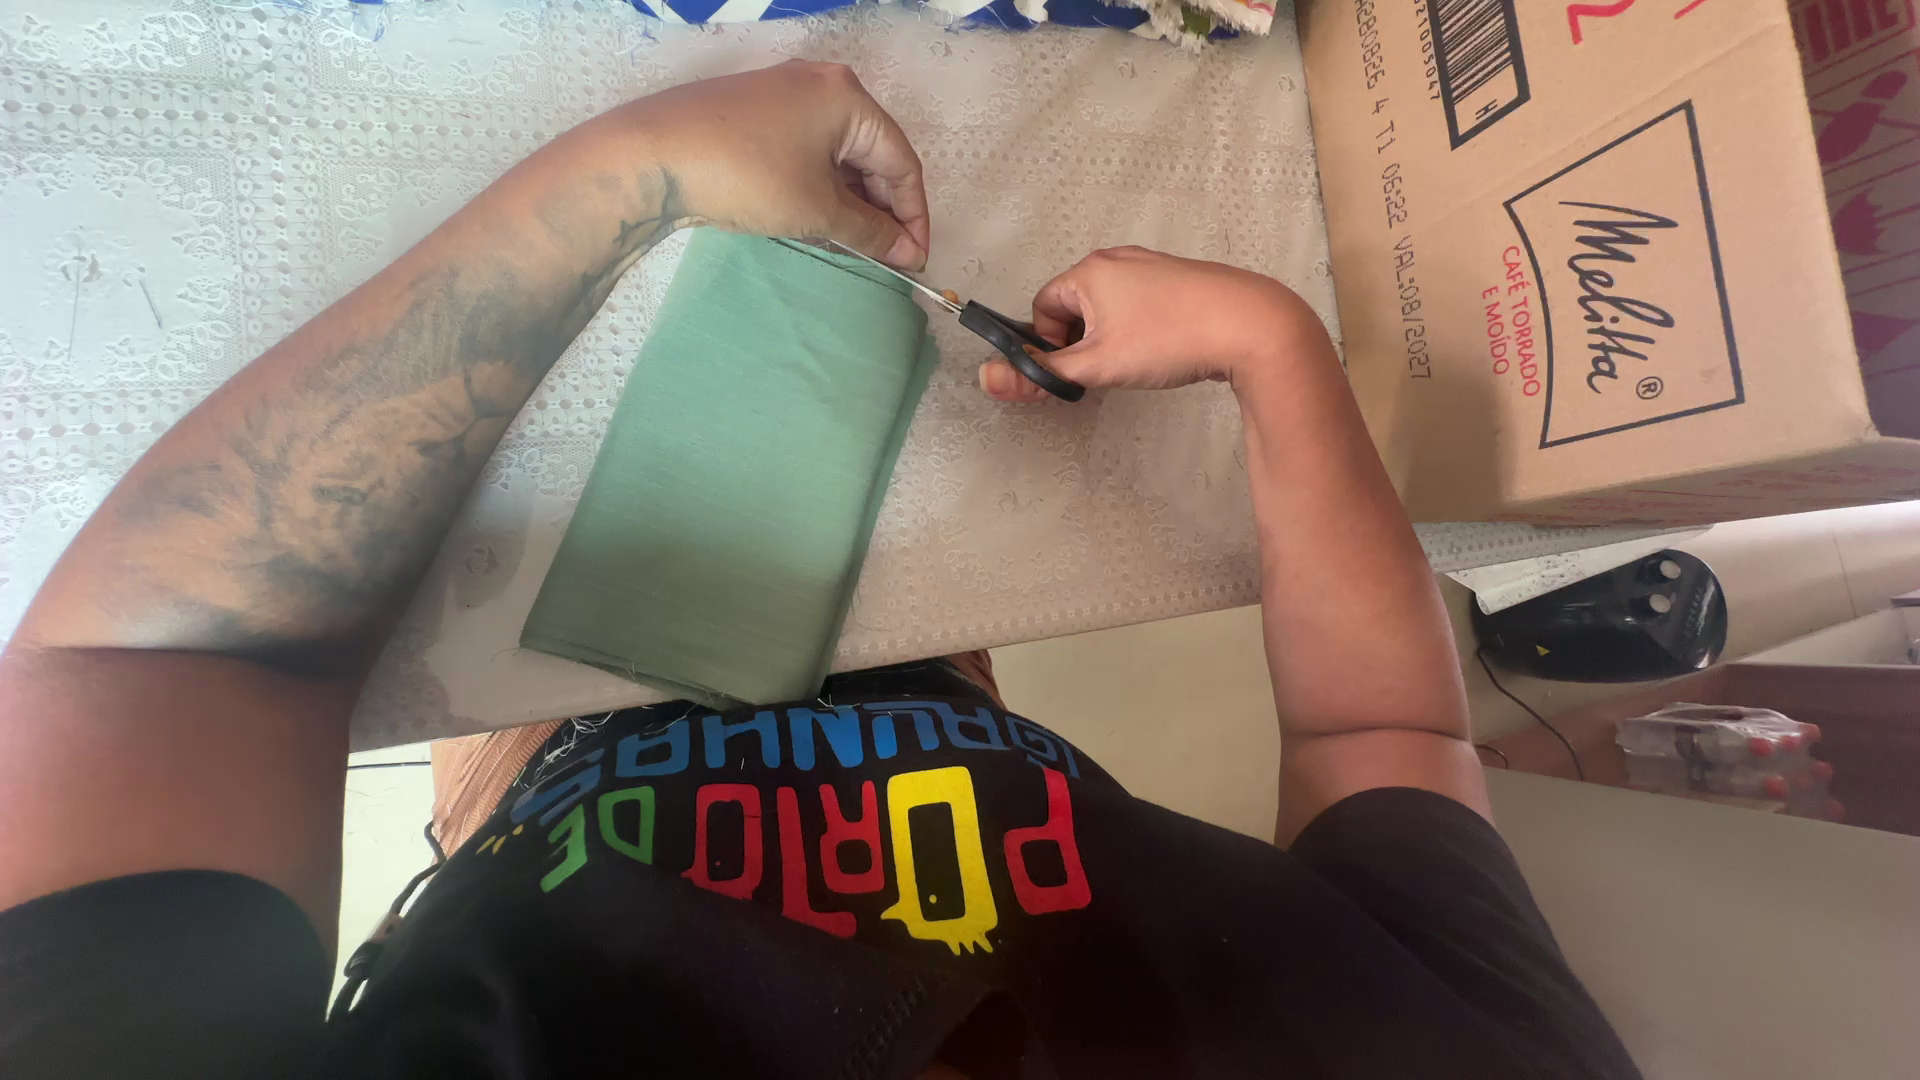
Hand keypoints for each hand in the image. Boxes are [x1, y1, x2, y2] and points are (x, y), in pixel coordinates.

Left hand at [627, 61, 929, 268]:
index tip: (915, 260)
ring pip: (843, 161)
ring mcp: (790, 99)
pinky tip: (824, 226)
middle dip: (884, 213)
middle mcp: (824, 87)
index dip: (914, 218)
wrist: (655, 157)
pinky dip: (826, 194)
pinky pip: (813, 158)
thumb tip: (906, 252)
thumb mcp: (820, 210)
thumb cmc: (749, 176)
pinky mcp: (763, 118)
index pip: (902, 163)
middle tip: (887, 259)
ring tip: (856, 249)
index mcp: (848, 98)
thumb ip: (871, 232)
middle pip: (874, 159)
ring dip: (855, 207)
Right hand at [978, 247, 1321, 401]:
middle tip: (1105, 368)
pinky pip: (1135, 304)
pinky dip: (1135, 329)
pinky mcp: (1175, 279)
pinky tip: (1160, 347)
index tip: (1074, 368)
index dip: (1049, 345)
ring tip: (1136, 359)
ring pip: (1105, 308)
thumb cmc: (1169, 338)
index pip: (1042, 308)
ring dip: (1107, 338)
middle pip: (1073, 307)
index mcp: (1089, 272)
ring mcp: (1148, 266)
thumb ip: (1040, 374)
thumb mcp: (1096, 365)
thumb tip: (987, 378)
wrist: (1250, 325)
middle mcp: (1116, 260)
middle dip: (1079, 342)